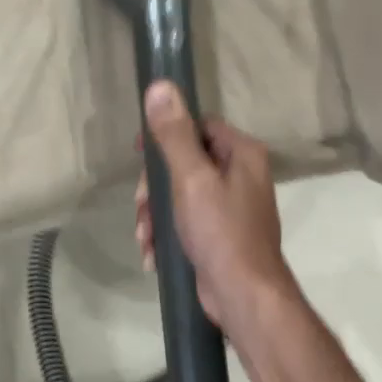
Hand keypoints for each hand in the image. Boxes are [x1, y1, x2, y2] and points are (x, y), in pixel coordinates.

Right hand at [134, 81, 296, 332]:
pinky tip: (152, 254)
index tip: (138, 154)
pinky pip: (186, 220)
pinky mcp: (221, 234)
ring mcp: (232, 206)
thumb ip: (173, 134)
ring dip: (155, 214)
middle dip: (154, 186)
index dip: (165, 135)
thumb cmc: (220, 231)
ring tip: (144, 237)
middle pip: (185, 161)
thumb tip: (160, 85)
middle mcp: (241, 174)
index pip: (198, 125)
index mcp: (241, 154)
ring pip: (180, 194)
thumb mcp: (191, 178)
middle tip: (140, 207)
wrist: (244, 296)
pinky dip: (167, 234)